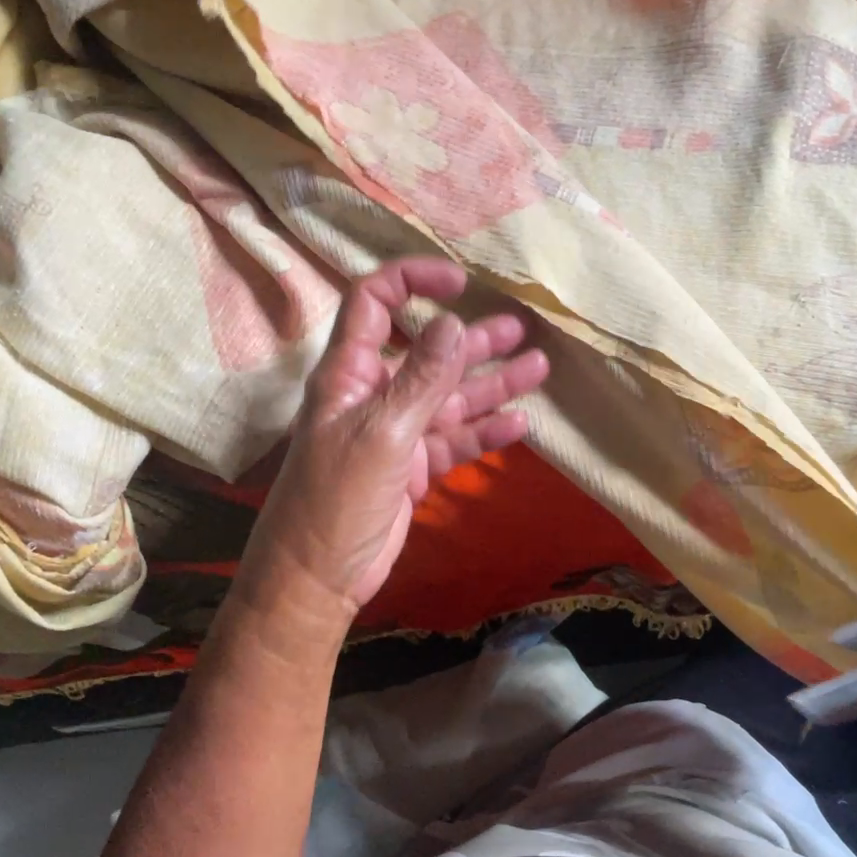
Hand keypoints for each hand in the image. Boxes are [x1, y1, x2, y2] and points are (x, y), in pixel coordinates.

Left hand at [237, 257, 548, 613]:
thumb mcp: (381, 434)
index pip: (374, 304)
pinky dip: (484, 433)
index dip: (411, 281)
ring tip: (538, 368)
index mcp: (350, 374)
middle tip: (521, 328)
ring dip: (490, 384)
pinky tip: (519, 424)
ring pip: (449, 400)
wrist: (319, 576)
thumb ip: (421, 380)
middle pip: (428, 354)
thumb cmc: (336, 500)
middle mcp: (374, 395)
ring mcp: (396, 434)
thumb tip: (452, 321)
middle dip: (472, 340)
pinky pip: (454, 442)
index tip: (459, 283)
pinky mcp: (412, 469)